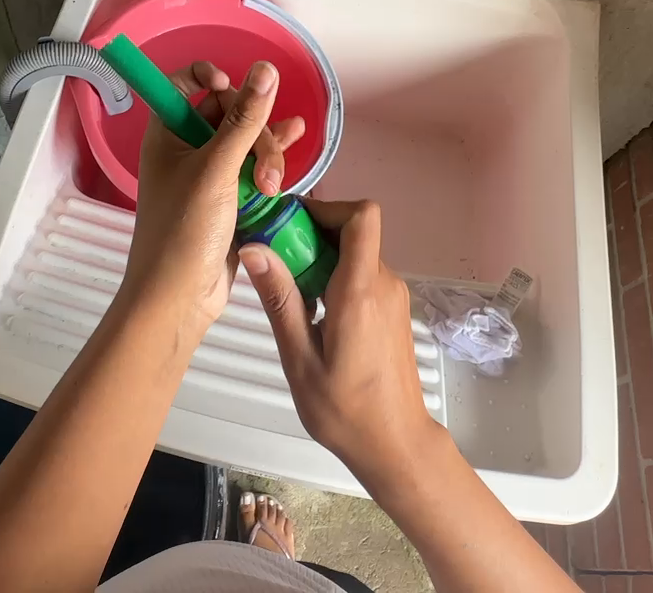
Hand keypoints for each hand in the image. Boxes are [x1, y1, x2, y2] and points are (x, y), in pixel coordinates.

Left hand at [123, 61, 305, 329]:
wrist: (180, 299)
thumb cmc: (184, 230)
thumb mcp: (217, 169)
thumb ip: (245, 119)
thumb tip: (266, 69)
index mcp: (167, 134)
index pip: (184, 85)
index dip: (208, 77)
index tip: (231, 85)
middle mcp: (186, 148)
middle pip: (227, 113)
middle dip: (254, 130)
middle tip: (265, 167)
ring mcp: (210, 174)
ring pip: (247, 140)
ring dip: (267, 152)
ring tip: (277, 181)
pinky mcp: (231, 197)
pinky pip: (255, 166)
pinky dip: (273, 159)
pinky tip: (296, 144)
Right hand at [241, 199, 442, 476]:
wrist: (397, 445)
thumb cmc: (346, 410)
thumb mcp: (300, 359)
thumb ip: (280, 300)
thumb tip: (254, 248)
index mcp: (361, 290)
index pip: (361, 216)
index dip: (326, 207)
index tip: (290, 226)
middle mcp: (383, 283)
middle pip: (353, 230)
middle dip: (312, 233)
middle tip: (276, 258)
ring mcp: (392, 295)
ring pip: (355, 252)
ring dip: (322, 257)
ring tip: (289, 289)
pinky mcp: (393, 308)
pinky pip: (362, 273)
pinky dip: (335, 275)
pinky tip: (313, 310)